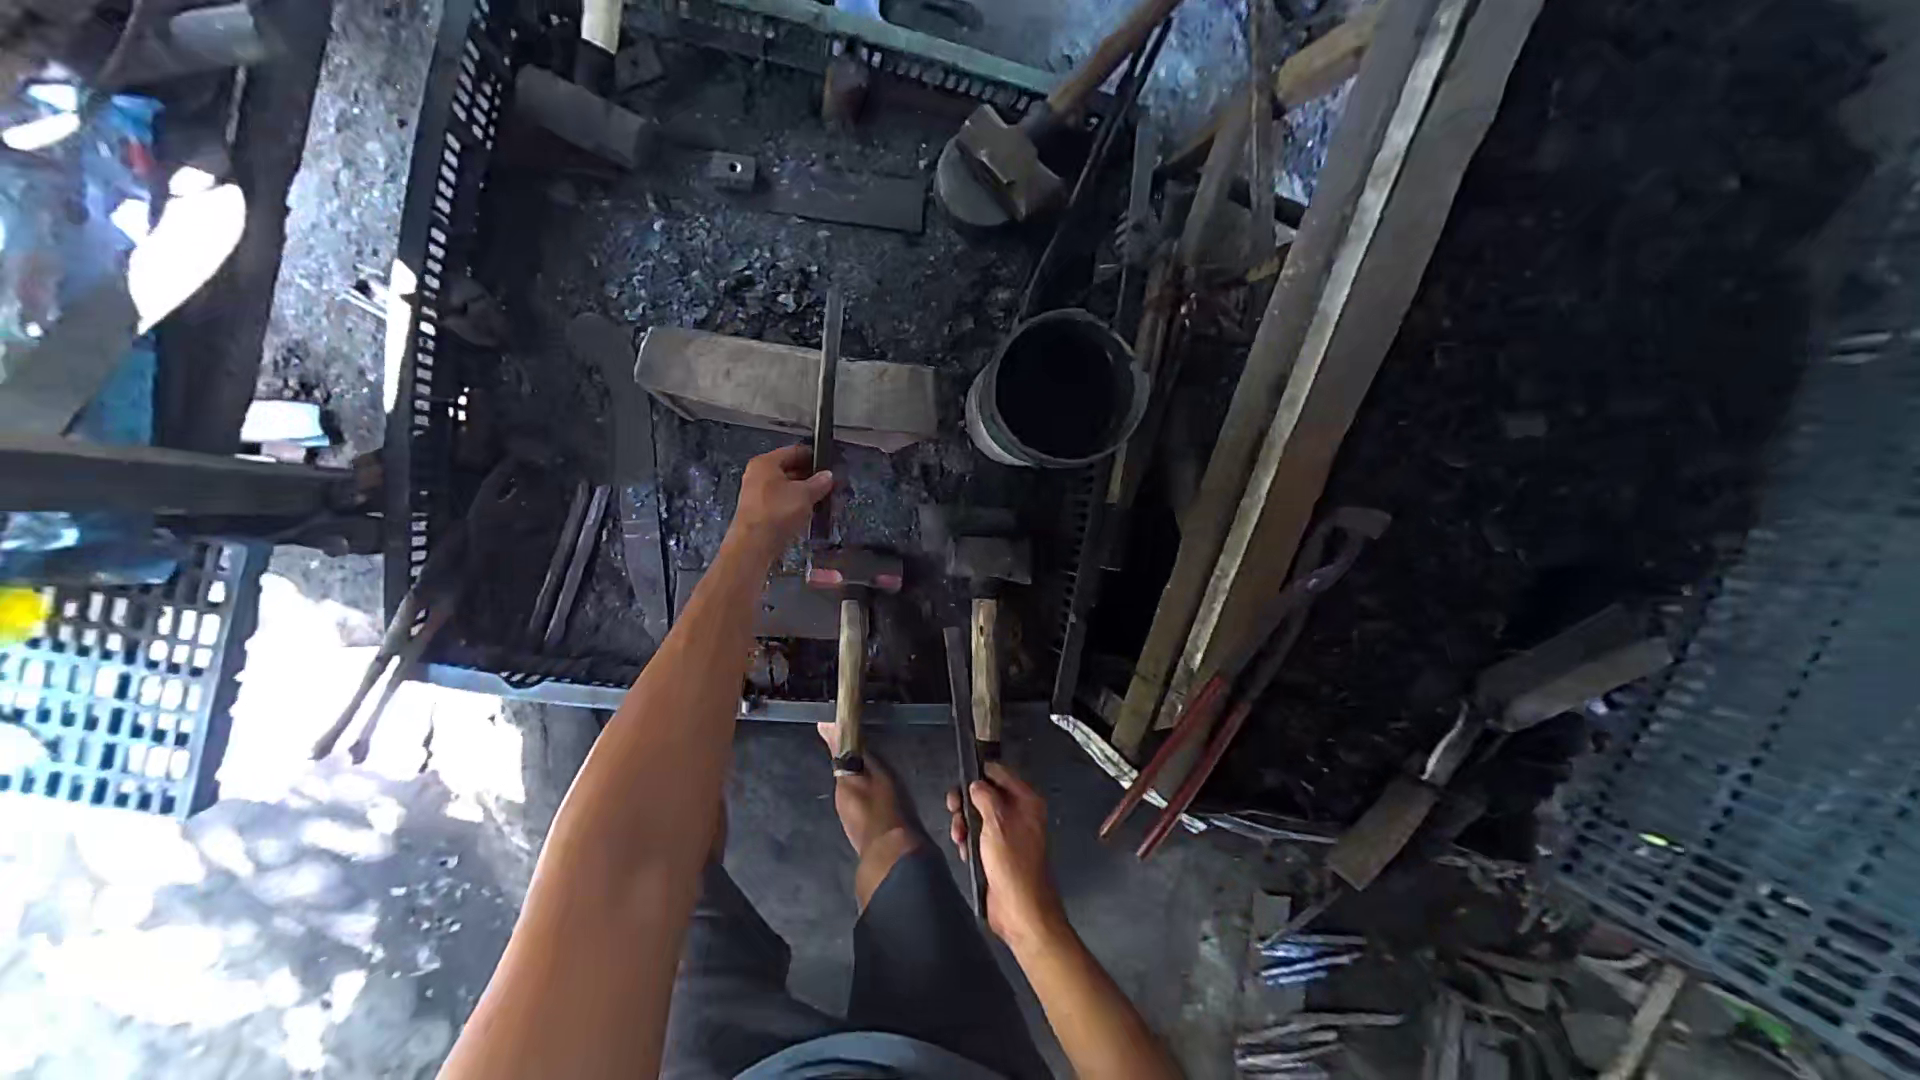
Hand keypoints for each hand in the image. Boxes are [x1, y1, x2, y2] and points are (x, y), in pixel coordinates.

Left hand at [728, 445, 833, 559]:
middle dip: (809, 476)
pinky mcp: (758, 512)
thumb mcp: (805, 494)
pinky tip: (807, 512)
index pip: (793, 451)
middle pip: (788, 469)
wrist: (754, 544)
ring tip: (821, 498)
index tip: (828, 463)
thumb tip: (827, 476)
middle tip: (828, 483)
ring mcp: (756, 494)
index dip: (813, 456)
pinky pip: (780, 502)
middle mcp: (757, 475)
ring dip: (802, 492)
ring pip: (785, 487)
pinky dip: (794, 504)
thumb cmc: (777, 512)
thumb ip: (819, 483)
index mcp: (765, 463)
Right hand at [947, 761, 1068, 950]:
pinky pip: (977, 835)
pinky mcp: (997, 851)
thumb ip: (984, 796)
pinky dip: (968, 840)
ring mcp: (1007, 833)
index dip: (980, 773)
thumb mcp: (996, 823)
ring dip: (964, 823)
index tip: (962, 781)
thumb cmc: (1012, 864)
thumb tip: (976, 784)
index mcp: (1026, 801)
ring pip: (978, 815)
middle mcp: (1019, 813)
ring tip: (959, 836)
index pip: (1000, 772)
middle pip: (986, 793)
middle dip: (967, 801)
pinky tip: (964, 850)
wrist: (1020, 911)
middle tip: (954, 809)